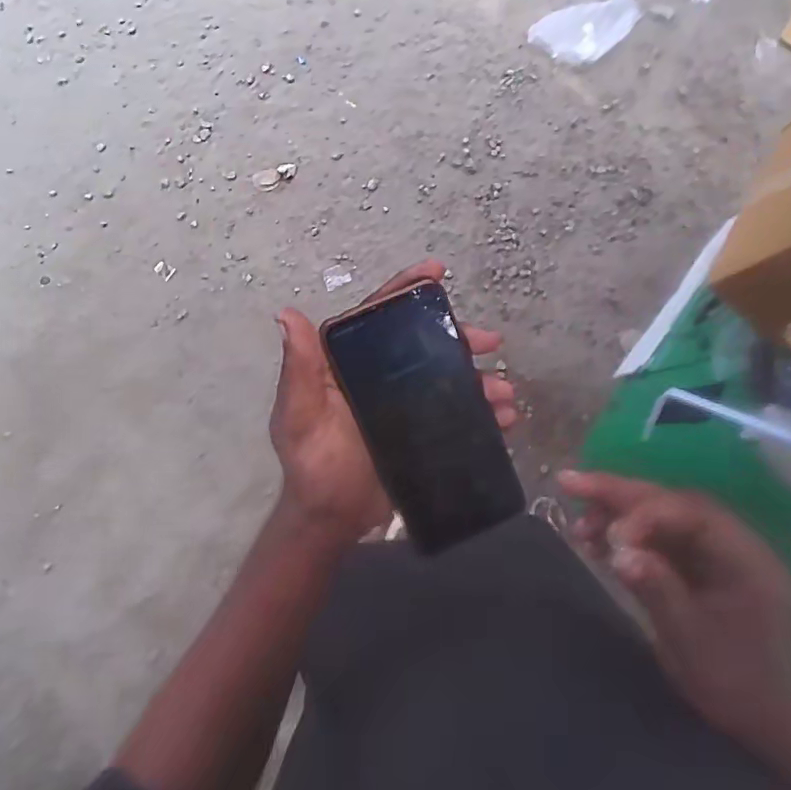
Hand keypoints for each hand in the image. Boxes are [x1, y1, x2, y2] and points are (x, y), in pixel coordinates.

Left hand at [271, 259, 517, 546]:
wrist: (332, 517)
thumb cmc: (311, 462)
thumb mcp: (298, 413)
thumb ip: (298, 367)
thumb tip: (286, 313)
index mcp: (348, 361)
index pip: (378, 316)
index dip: (406, 289)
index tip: (437, 272)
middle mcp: (379, 374)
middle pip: (424, 344)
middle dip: (460, 336)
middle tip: (491, 341)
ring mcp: (403, 403)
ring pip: (448, 378)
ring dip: (479, 379)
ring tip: (503, 392)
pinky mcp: (423, 432)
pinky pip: (457, 414)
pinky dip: (483, 413)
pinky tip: (504, 419)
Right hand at [562, 471, 790, 752]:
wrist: (759, 717)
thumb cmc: (732, 681)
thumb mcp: (690, 639)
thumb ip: (656, 587)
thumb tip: (618, 551)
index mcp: (744, 556)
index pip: (690, 513)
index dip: (646, 515)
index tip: (610, 536)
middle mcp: (730, 540)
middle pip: (669, 502)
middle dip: (618, 493)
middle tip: (569, 483)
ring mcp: (709, 549)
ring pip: (658, 513)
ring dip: (615, 511)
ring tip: (577, 525)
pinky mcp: (692, 560)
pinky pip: (655, 534)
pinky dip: (623, 532)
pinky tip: (594, 541)